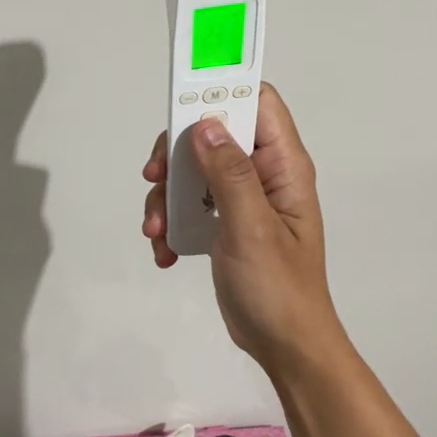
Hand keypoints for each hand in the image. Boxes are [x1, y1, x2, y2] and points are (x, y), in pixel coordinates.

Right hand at [142, 83, 347, 376]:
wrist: (283, 344)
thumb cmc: (277, 287)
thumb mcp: (251, 227)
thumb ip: (229, 173)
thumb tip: (206, 121)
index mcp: (282, 167)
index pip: (256, 103)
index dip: (219, 93)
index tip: (178, 106)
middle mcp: (262, 176)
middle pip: (212, 136)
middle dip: (176, 158)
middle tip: (153, 179)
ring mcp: (240, 202)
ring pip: (192, 176)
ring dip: (166, 201)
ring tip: (156, 234)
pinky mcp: (223, 228)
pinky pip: (188, 211)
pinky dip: (170, 228)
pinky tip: (165, 254)